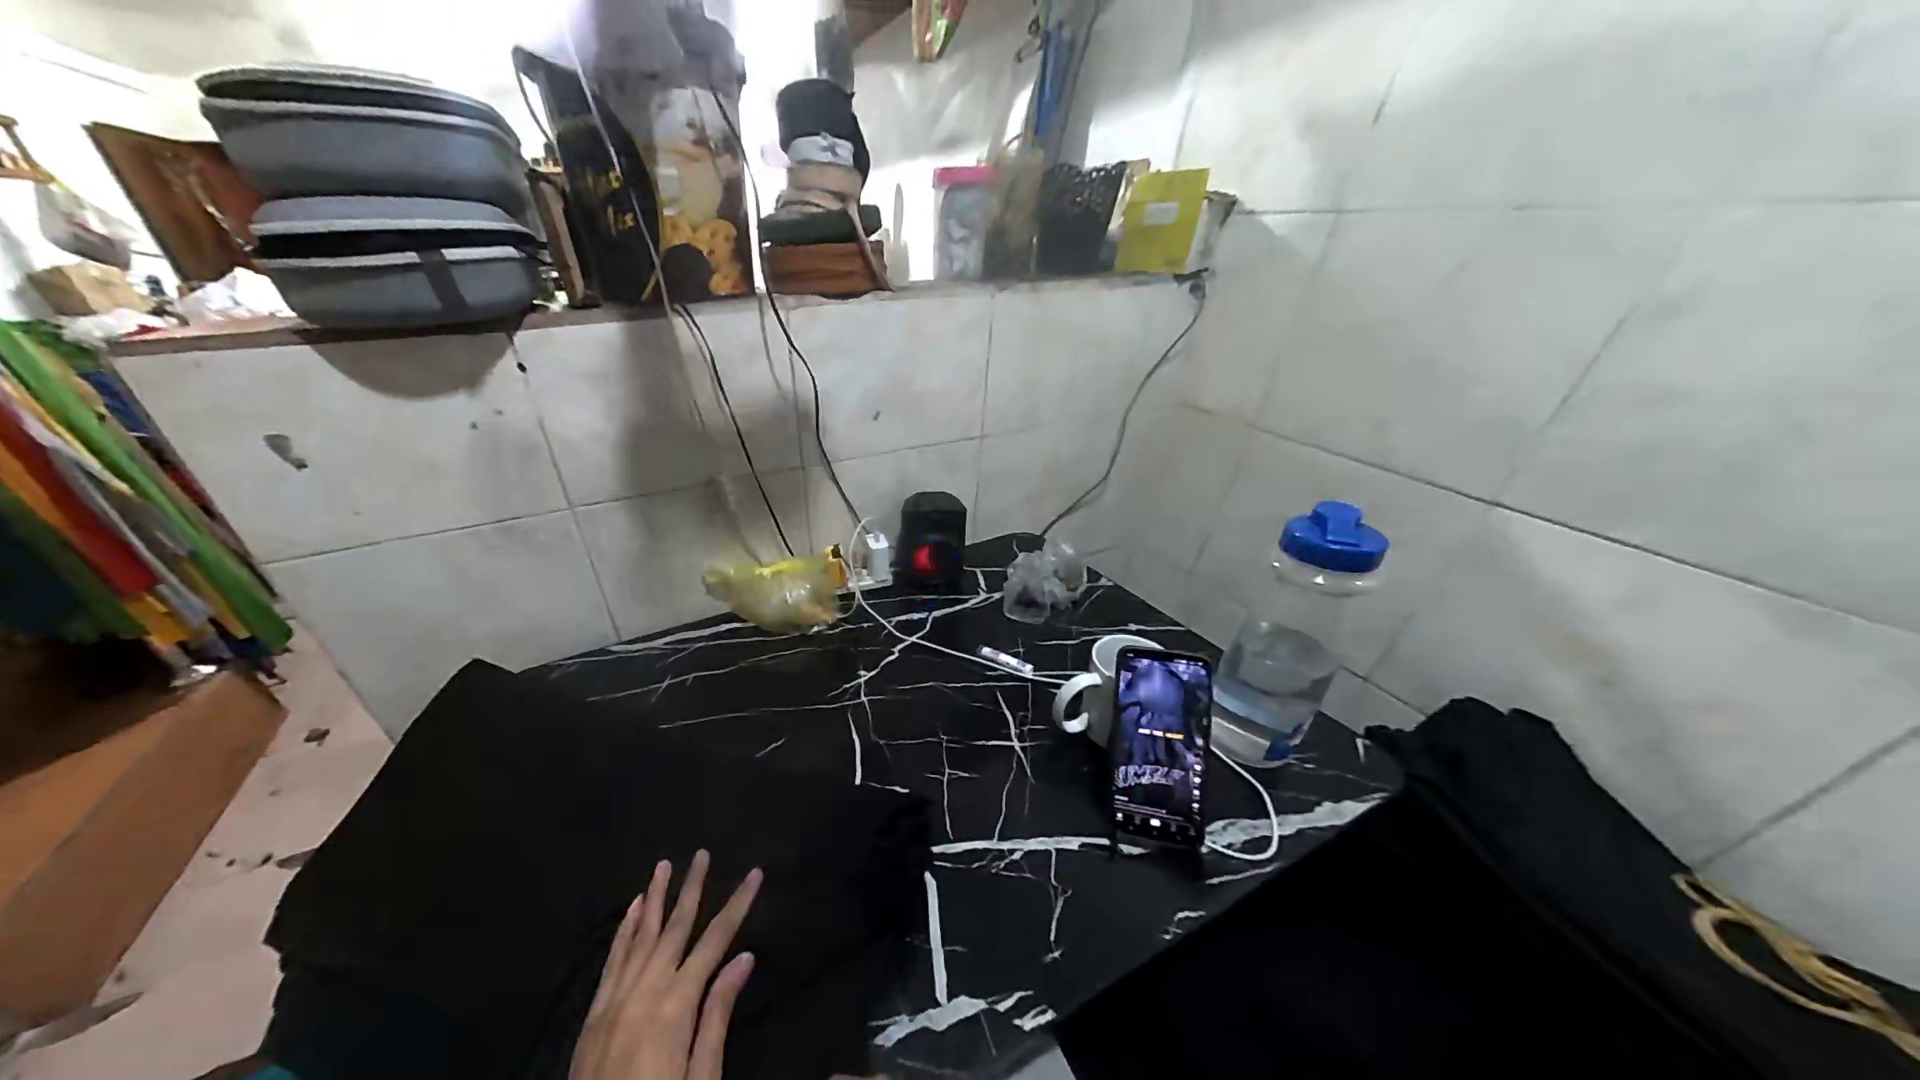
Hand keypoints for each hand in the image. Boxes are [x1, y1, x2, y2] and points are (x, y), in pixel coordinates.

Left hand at [570, 851, 762, 1079]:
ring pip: (639, 936)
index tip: (755, 873)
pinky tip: (632, 909)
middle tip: (702, 854)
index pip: (715, 940)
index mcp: (676, 1005)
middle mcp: (644, 992)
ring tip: (665, 865)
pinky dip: (623, 932)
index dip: (738, 904)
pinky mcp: (593, 1018)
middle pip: (674, 927)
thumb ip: (718, 1015)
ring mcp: (614, 1002)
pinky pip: (611, 962)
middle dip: (692, 888)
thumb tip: (743, 958)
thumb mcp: (702, 1078)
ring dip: (655, 898)